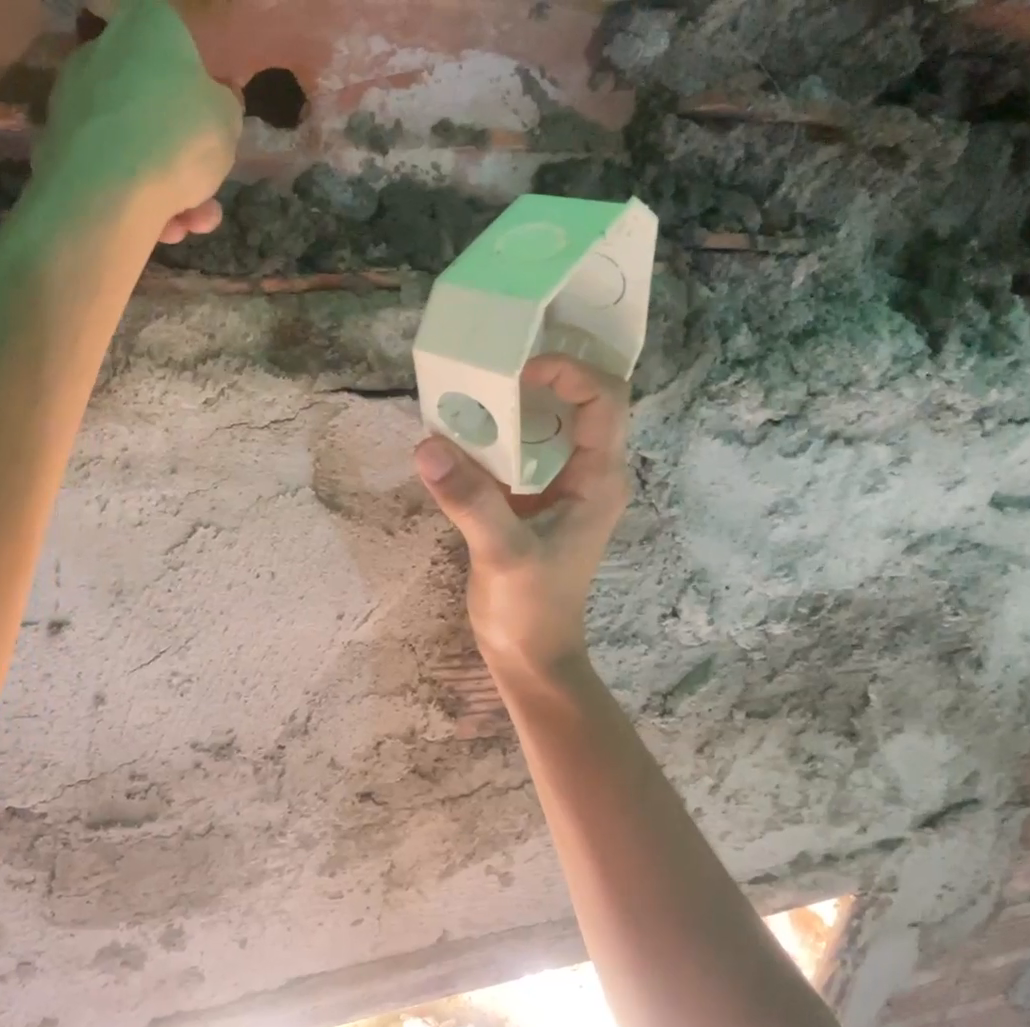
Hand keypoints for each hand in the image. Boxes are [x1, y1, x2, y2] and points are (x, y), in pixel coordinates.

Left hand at [37, 0, 241, 242]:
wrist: (108, 194)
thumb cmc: (179, 137)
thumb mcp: (228, 119)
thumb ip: (223, 107)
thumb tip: (216, 104)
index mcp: (145, 26)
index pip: (179, 48)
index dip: (201, 96)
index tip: (213, 132)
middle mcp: (100, 53)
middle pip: (153, 109)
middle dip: (184, 160)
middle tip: (207, 195)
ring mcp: (72, 105)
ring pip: (133, 150)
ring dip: (169, 192)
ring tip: (191, 226)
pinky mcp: (55, 154)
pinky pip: (108, 176)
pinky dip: (134, 202)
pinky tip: (161, 232)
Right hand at [414, 356, 631, 675]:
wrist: (530, 658)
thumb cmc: (531, 609)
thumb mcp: (502, 553)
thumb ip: (469, 500)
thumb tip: (426, 445)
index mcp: (599, 479)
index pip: (603, 401)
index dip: (568, 372)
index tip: (517, 370)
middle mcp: (587, 475)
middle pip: (578, 404)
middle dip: (539, 379)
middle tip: (491, 366)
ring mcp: (559, 489)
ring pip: (545, 428)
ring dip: (512, 407)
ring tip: (469, 391)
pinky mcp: (531, 503)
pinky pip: (517, 454)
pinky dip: (492, 438)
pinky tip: (457, 434)